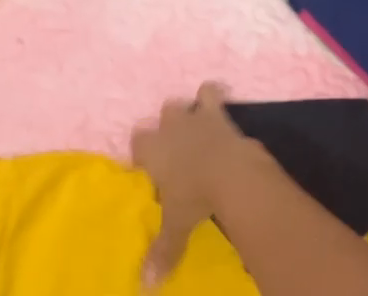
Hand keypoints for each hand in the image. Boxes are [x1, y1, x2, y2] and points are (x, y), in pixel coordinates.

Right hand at [130, 82, 260, 286]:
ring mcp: (195, 116)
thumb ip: (162, 251)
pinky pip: (215, 92)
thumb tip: (146, 285)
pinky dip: (217, 95)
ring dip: (192, 107)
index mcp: (152, 149)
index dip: (143, 150)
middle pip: (163, 114)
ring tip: (199, 120)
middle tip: (177, 146)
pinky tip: (222, 99)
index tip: (149, 165)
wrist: (229, 171)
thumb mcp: (176, 226)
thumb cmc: (194, 196)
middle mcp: (170, 126)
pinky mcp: (219, 113)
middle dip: (168, 125)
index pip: (137, 140)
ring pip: (186, 100)